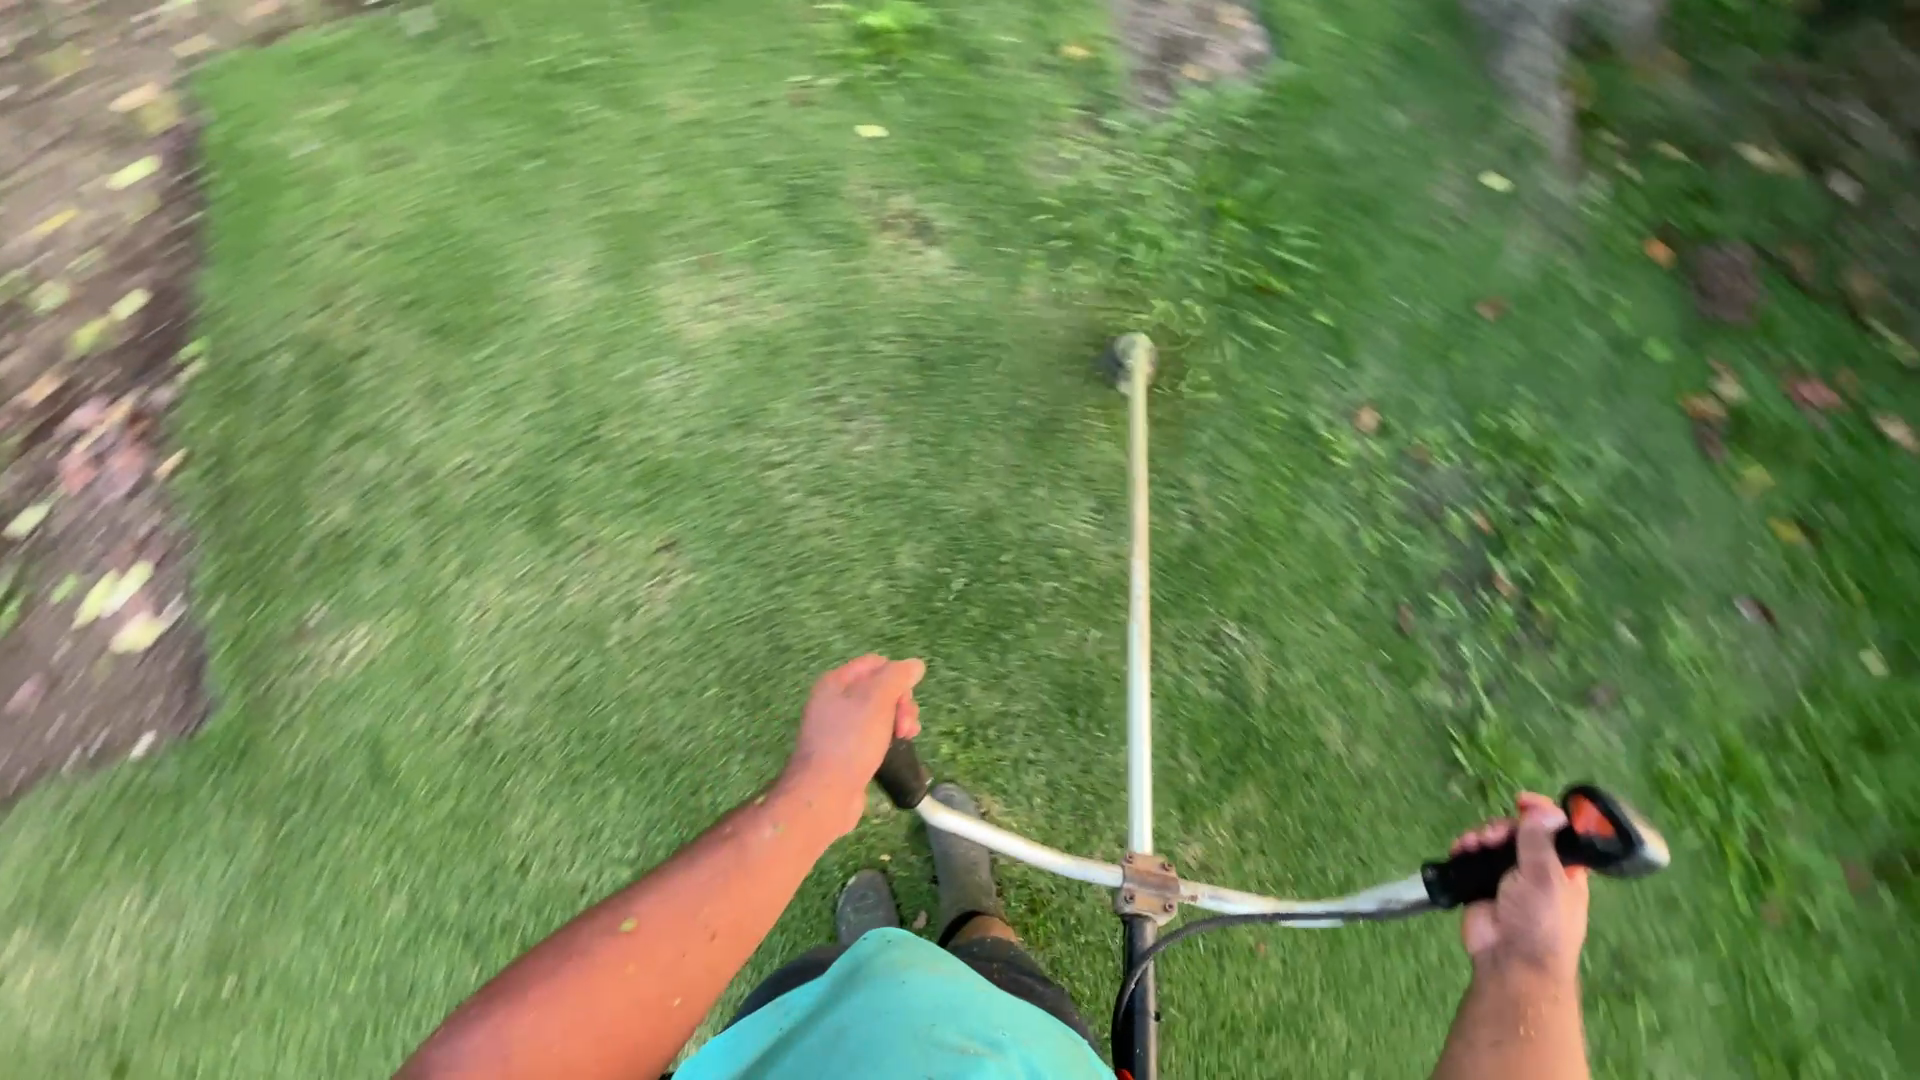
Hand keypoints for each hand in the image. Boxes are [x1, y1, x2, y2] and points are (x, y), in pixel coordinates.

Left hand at [780, 655, 924, 835]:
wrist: (826, 793)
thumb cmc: (851, 741)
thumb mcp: (877, 700)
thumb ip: (897, 677)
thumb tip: (915, 665)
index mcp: (836, 682)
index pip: (876, 663)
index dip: (897, 677)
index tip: (905, 699)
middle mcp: (835, 700)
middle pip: (881, 688)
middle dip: (901, 703)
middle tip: (906, 726)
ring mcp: (840, 727)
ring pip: (881, 712)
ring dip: (900, 720)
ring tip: (906, 737)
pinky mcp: (846, 750)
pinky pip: (874, 733)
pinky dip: (889, 737)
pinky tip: (897, 748)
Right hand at [1450, 792, 1589, 982]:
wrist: (1510, 958)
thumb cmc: (1540, 920)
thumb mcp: (1546, 876)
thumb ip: (1540, 840)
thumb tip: (1548, 809)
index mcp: (1564, 869)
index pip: (1556, 831)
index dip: (1541, 813)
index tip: (1521, 801)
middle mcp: (1537, 870)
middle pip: (1517, 832)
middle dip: (1500, 827)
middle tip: (1492, 836)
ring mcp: (1507, 877)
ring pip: (1492, 842)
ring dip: (1479, 836)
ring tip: (1471, 845)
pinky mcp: (1481, 884)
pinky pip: (1471, 856)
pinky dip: (1464, 849)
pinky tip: (1460, 850)